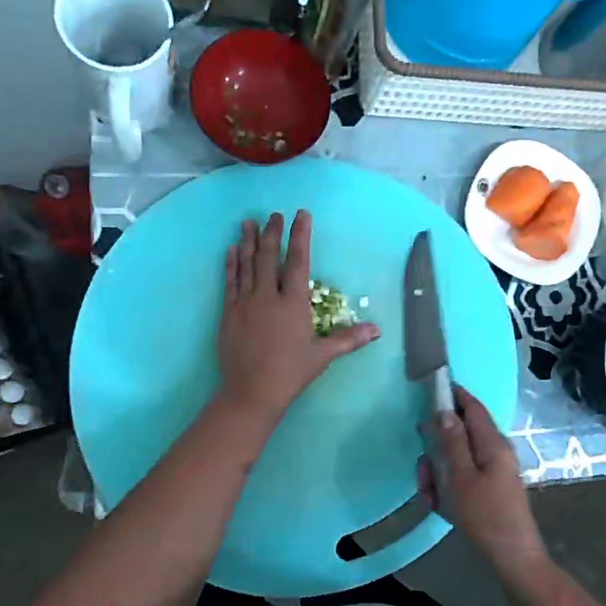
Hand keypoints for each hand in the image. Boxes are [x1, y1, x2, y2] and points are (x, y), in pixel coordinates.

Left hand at [217, 211, 378, 417]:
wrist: (252, 391)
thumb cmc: (290, 374)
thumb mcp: (322, 356)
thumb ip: (348, 339)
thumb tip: (376, 330)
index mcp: (293, 304)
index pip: (298, 261)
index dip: (300, 236)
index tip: (300, 215)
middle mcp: (268, 297)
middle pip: (269, 257)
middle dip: (272, 232)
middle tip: (274, 214)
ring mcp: (245, 303)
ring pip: (247, 265)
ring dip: (248, 242)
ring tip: (248, 222)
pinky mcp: (228, 313)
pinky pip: (230, 282)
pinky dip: (231, 264)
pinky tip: (230, 250)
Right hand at [418, 385, 547, 576]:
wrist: (512, 557)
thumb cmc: (485, 515)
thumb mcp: (460, 477)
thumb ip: (452, 442)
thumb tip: (444, 410)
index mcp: (492, 443)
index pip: (472, 406)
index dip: (453, 394)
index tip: (429, 389)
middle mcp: (495, 451)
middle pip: (459, 434)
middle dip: (435, 449)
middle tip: (423, 472)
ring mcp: (494, 470)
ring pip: (456, 457)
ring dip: (437, 472)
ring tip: (429, 496)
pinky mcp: (490, 487)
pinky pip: (462, 475)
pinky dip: (447, 486)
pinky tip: (437, 505)